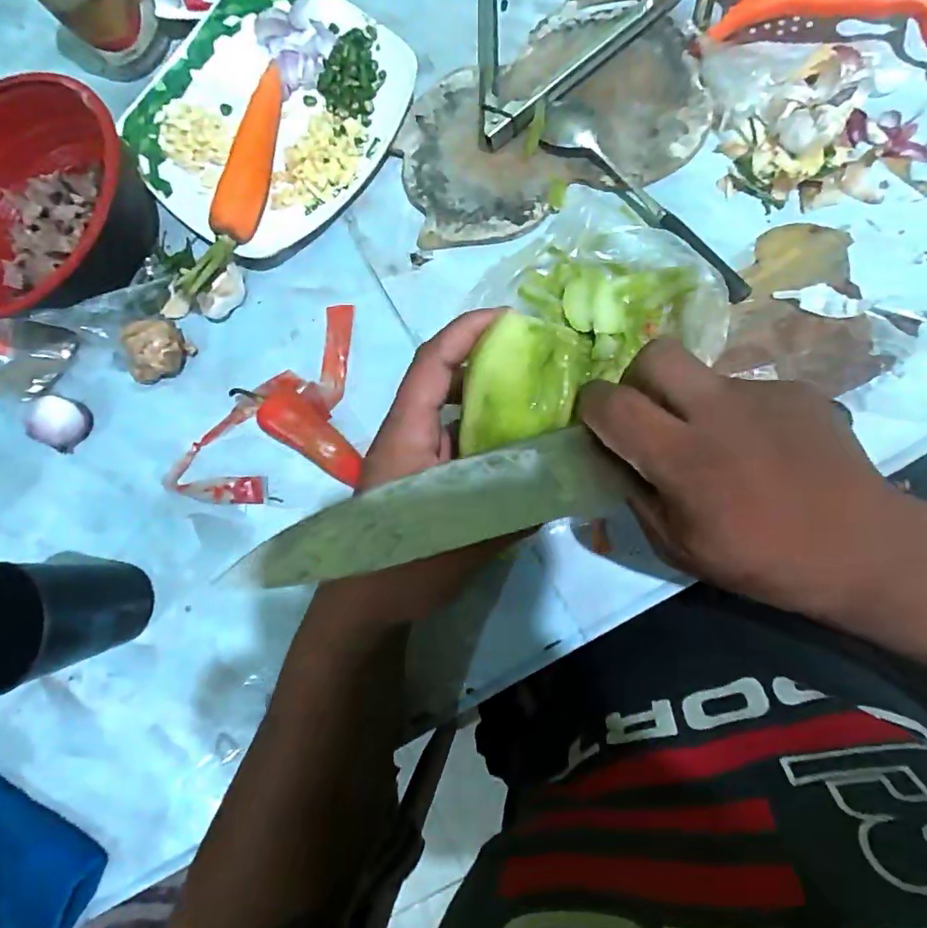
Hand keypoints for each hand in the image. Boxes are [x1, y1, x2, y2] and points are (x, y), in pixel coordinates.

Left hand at [312, 308, 514, 627]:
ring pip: (453, 411)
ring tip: (539, 398)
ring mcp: (414, 456)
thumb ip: (516, 510)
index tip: (509, 318)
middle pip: (444, 380)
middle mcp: (408, 436)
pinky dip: (486, 432)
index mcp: (406, 436)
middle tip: (538, 359)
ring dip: (490, 398)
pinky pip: (457, 439)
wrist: (361, 609)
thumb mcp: (466, 538)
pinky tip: (520, 445)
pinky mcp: (422, 476)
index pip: (432, 364)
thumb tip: (565, 482)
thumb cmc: (402, 568)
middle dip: (488, 360)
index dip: (466, 332)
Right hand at [577, 339, 925, 623]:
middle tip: (650, 415)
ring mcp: (762, 392)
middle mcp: (718, 408)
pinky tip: (766, 451)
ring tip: (724, 449)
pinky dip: (741, 415)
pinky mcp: (797, 391)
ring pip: (706, 376)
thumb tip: (616, 464)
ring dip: (695, 403)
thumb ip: (639, 501)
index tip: (598, 423)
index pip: (613, 403)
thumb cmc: (765, 562)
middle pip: (656, 354)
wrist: (861, 547)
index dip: (592, 406)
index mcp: (683, 455)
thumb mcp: (683, 550)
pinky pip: (748, 392)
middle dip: (638, 377)